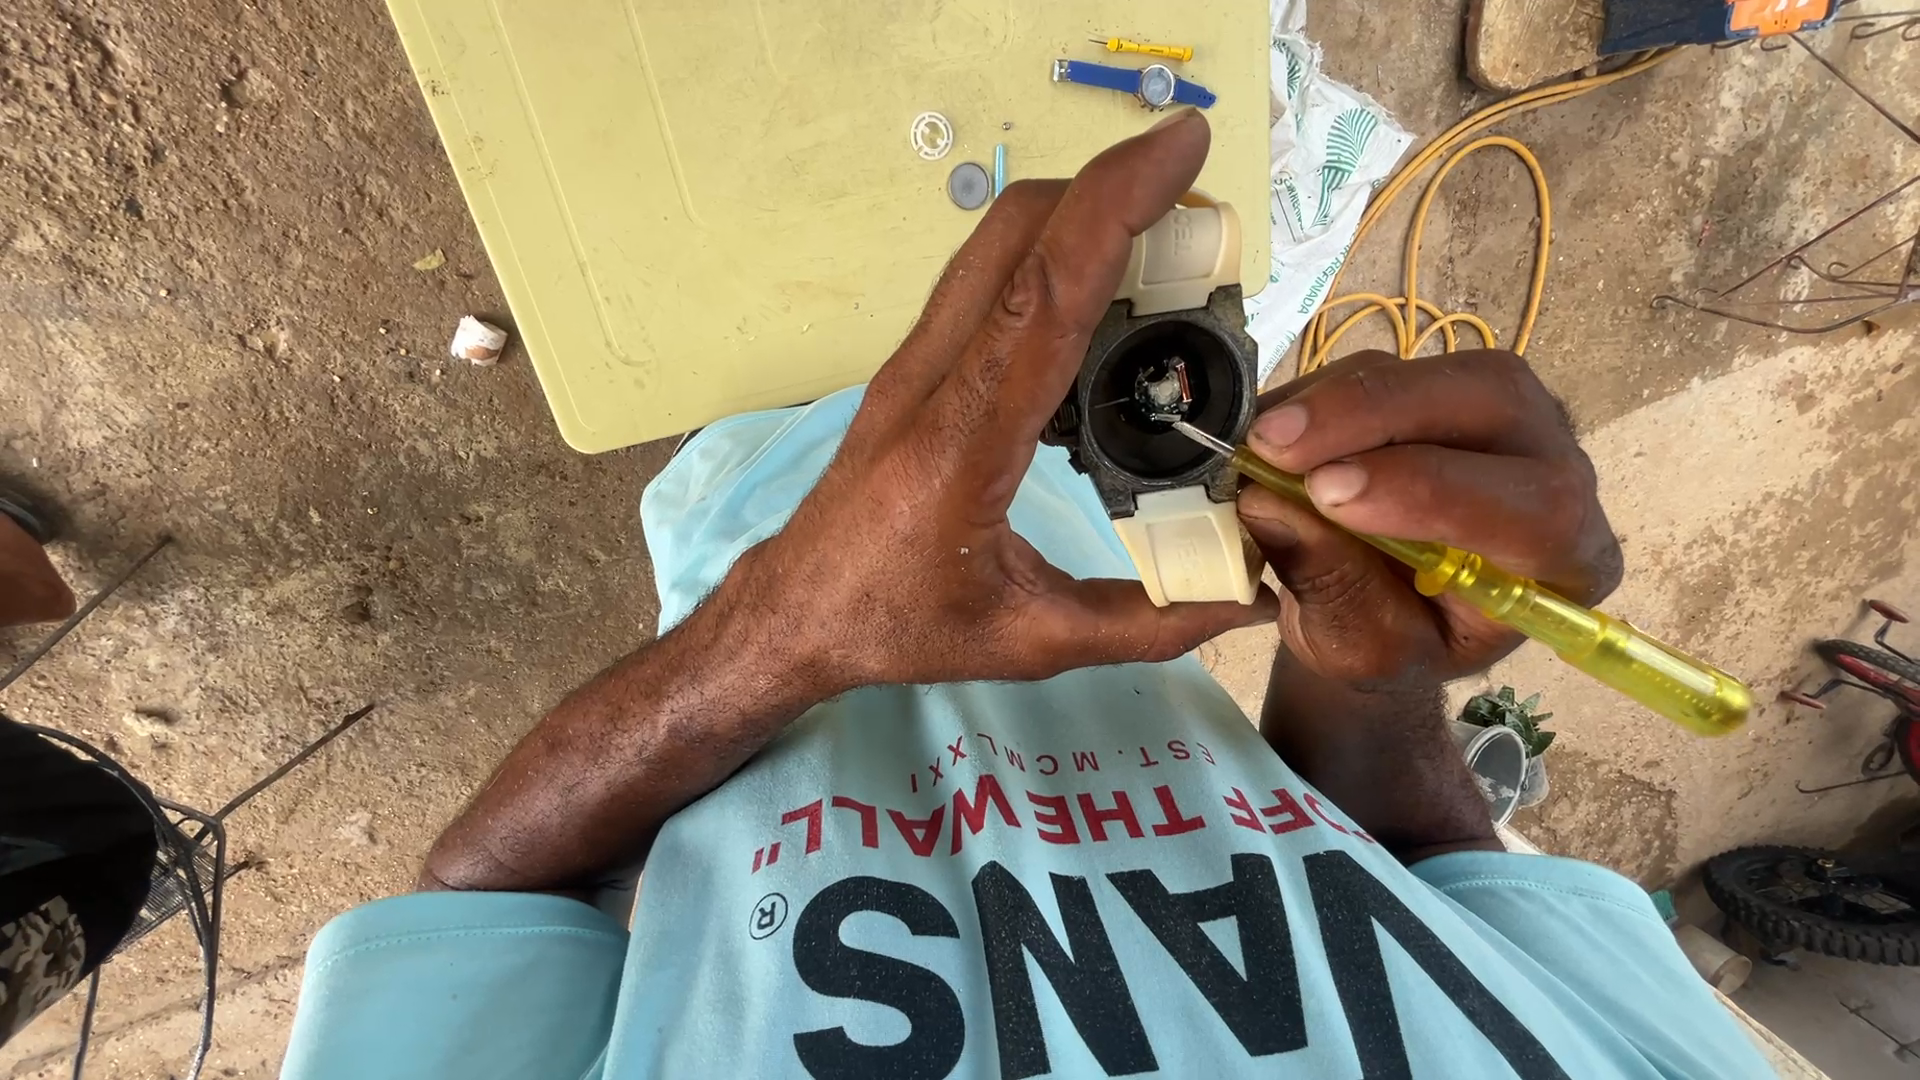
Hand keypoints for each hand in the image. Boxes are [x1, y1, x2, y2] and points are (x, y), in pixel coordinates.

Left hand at [721, 110, 1275, 693]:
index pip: (1042, 297)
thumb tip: (1245, 599)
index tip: (1183, 147)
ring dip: (1074, 217)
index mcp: (964, 445)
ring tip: (1155, 245)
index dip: (1115, 207)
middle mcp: (931, 382)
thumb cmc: (900, 626)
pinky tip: (1090, 298)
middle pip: (1013, 237)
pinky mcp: (910, 369)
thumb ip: (1142, 623)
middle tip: (1193, 211)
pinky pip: (979, 281)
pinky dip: (1043, 255)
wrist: (799, 607)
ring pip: (991, 246)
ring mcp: (912, 366)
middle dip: (1108, 193)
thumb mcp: (1028, 640)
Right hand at [1237, 349, 1620, 686]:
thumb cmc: (1387, 646)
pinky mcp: (1432, 398)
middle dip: (1373, 414)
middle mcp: (1546, 472)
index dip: (1429, 488)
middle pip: (1491, 401)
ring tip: (1260, 442)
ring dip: (1334, 401)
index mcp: (1560, 561)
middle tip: (1275, 445)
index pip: (1535, 507)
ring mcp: (1492, 424)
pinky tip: (1268, 432)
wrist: (1377, 616)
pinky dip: (1312, 397)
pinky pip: (1379, 370)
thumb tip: (1267, 503)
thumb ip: (1330, 587)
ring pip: (1433, 373)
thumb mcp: (1359, 650)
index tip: (1326, 492)